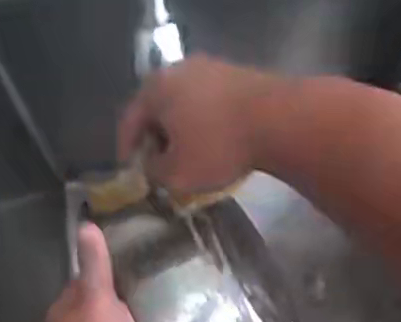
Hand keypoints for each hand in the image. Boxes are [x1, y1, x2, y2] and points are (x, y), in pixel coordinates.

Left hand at [48, 224, 150, 321]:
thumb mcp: (98, 296)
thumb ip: (95, 264)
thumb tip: (85, 225)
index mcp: (62, 313)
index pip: (80, 282)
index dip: (101, 273)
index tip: (124, 264)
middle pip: (98, 303)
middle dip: (117, 296)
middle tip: (144, 280)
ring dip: (129, 318)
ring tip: (152, 299)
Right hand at [117, 56, 283, 193]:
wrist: (275, 120)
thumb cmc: (215, 148)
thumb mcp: (174, 174)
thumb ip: (153, 172)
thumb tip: (150, 165)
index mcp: (155, 90)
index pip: (129, 121)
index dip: (125, 151)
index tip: (128, 172)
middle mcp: (178, 71)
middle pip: (155, 110)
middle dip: (153, 140)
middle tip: (155, 166)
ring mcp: (208, 68)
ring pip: (180, 106)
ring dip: (177, 133)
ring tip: (182, 159)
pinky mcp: (232, 76)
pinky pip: (204, 105)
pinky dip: (198, 125)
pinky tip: (207, 146)